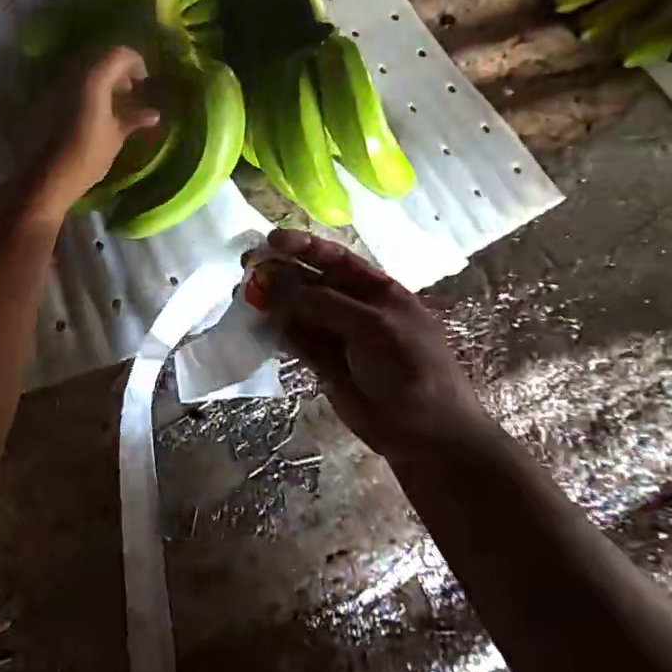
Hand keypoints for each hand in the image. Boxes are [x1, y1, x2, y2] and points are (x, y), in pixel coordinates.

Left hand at [22, 46, 158, 221]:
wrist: (47, 177)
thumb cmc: (87, 156)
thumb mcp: (116, 136)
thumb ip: (134, 118)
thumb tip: (153, 114)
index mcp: (94, 80)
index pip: (119, 53)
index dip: (136, 63)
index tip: (143, 83)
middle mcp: (73, 73)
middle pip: (101, 57)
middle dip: (119, 70)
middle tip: (131, 92)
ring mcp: (57, 83)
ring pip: (85, 68)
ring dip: (103, 79)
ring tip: (114, 104)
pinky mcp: (47, 96)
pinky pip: (72, 81)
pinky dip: (87, 89)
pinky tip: (95, 111)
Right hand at [255, 229, 500, 465]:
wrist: (425, 432)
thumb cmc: (411, 367)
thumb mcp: (374, 326)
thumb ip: (329, 304)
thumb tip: (282, 288)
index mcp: (378, 290)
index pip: (337, 259)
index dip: (306, 247)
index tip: (273, 240)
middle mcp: (356, 308)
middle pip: (314, 282)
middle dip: (284, 272)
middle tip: (248, 266)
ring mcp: (340, 337)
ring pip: (302, 312)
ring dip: (275, 302)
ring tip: (245, 294)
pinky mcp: (326, 365)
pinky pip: (298, 342)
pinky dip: (279, 333)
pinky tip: (259, 324)